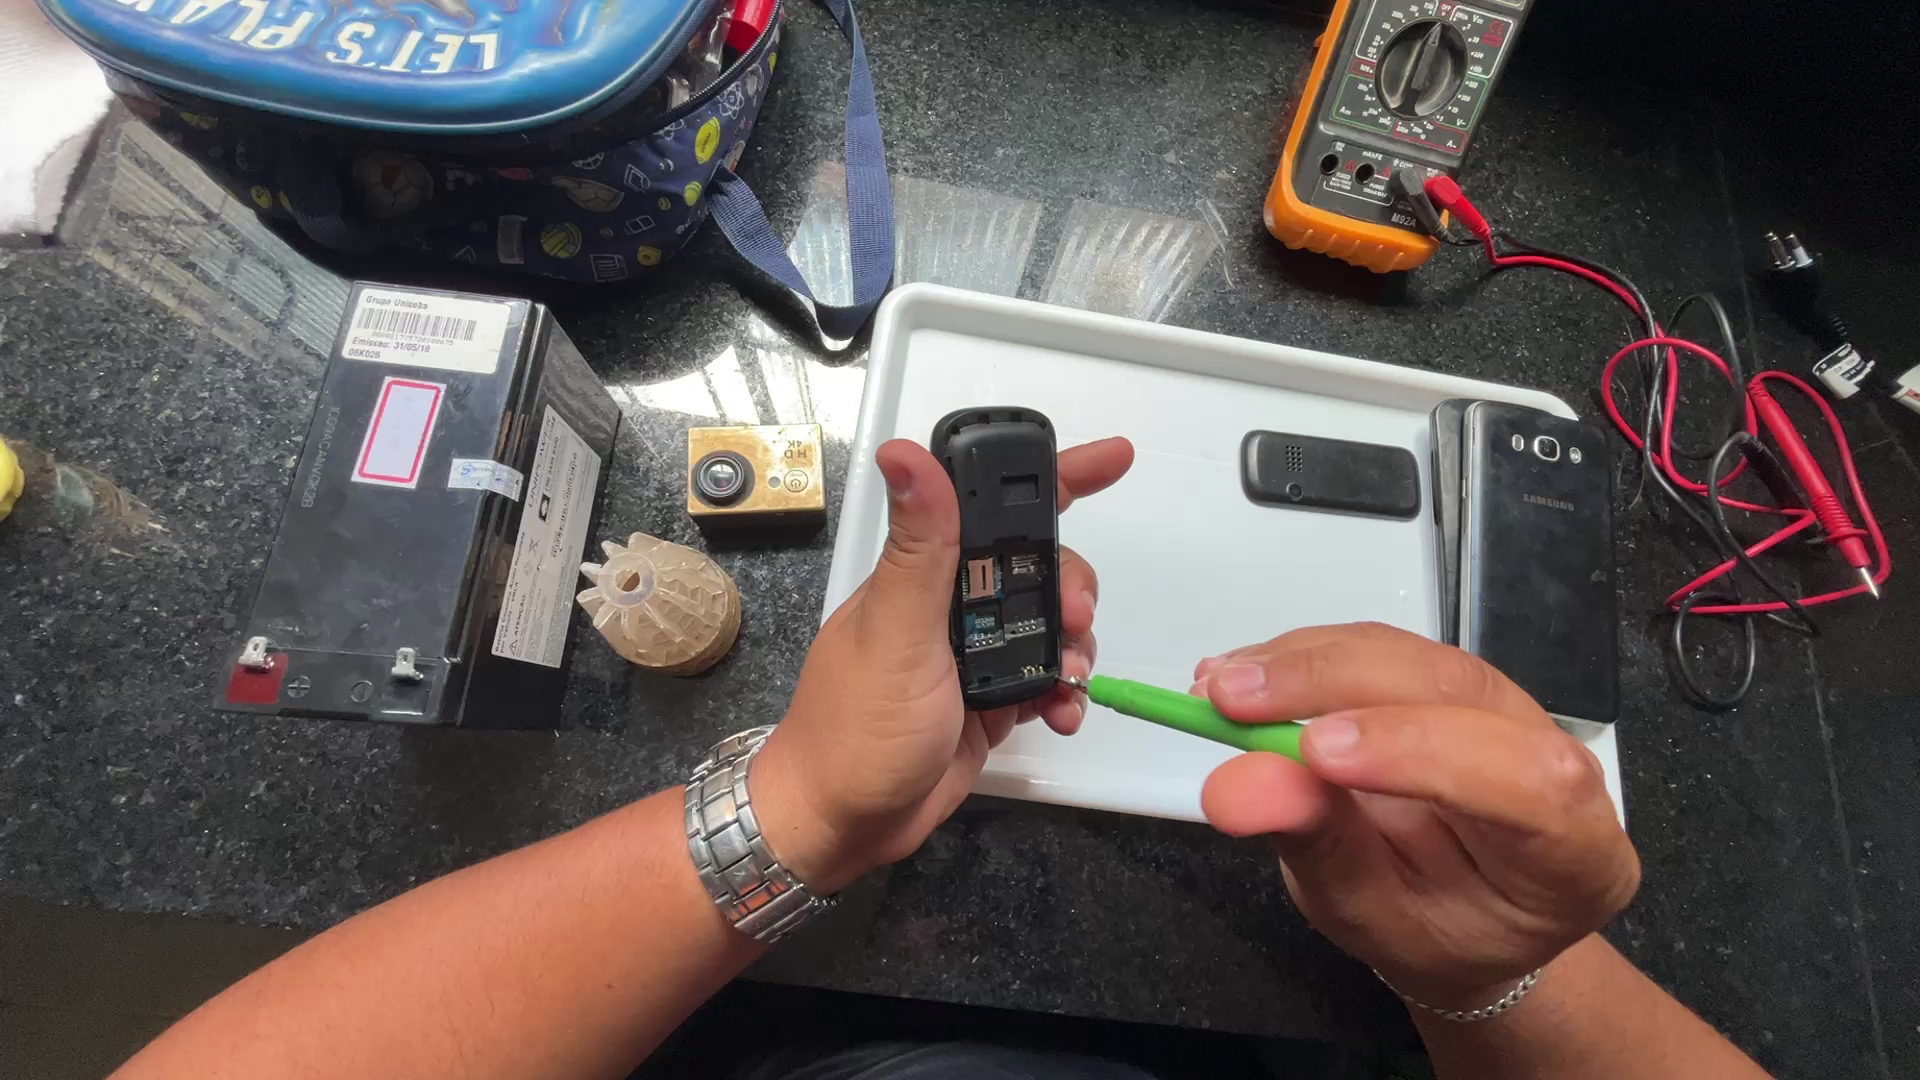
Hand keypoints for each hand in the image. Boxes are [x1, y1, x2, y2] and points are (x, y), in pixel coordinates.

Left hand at [750, 436, 1134, 893]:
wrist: (847, 822)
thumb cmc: (860, 726)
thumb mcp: (895, 632)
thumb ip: (917, 547)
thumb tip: (903, 451)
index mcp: (925, 573)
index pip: (990, 505)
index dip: (1053, 477)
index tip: (1113, 459)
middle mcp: (952, 603)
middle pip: (1039, 565)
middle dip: (1073, 584)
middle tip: (1079, 617)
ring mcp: (973, 651)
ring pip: (1050, 622)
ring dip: (1076, 643)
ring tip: (1071, 677)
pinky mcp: (991, 697)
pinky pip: (1046, 677)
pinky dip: (1065, 691)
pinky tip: (1063, 712)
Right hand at [1193, 623, 1639, 1009]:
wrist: (1444, 905)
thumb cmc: (1425, 925)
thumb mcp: (1365, 910)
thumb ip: (1313, 844)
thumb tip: (1236, 786)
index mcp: (1568, 848)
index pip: (1525, 780)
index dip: (1416, 749)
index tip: (1310, 753)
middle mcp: (1539, 752)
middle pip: (1445, 687)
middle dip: (1325, 682)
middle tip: (1229, 700)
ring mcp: (1486, 703)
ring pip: (1396, 650)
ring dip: (1294, 661)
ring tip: (1217, 691)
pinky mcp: (1426, 676)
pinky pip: (1361, 643)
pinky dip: (1290, 654)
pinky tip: (1238, 674)